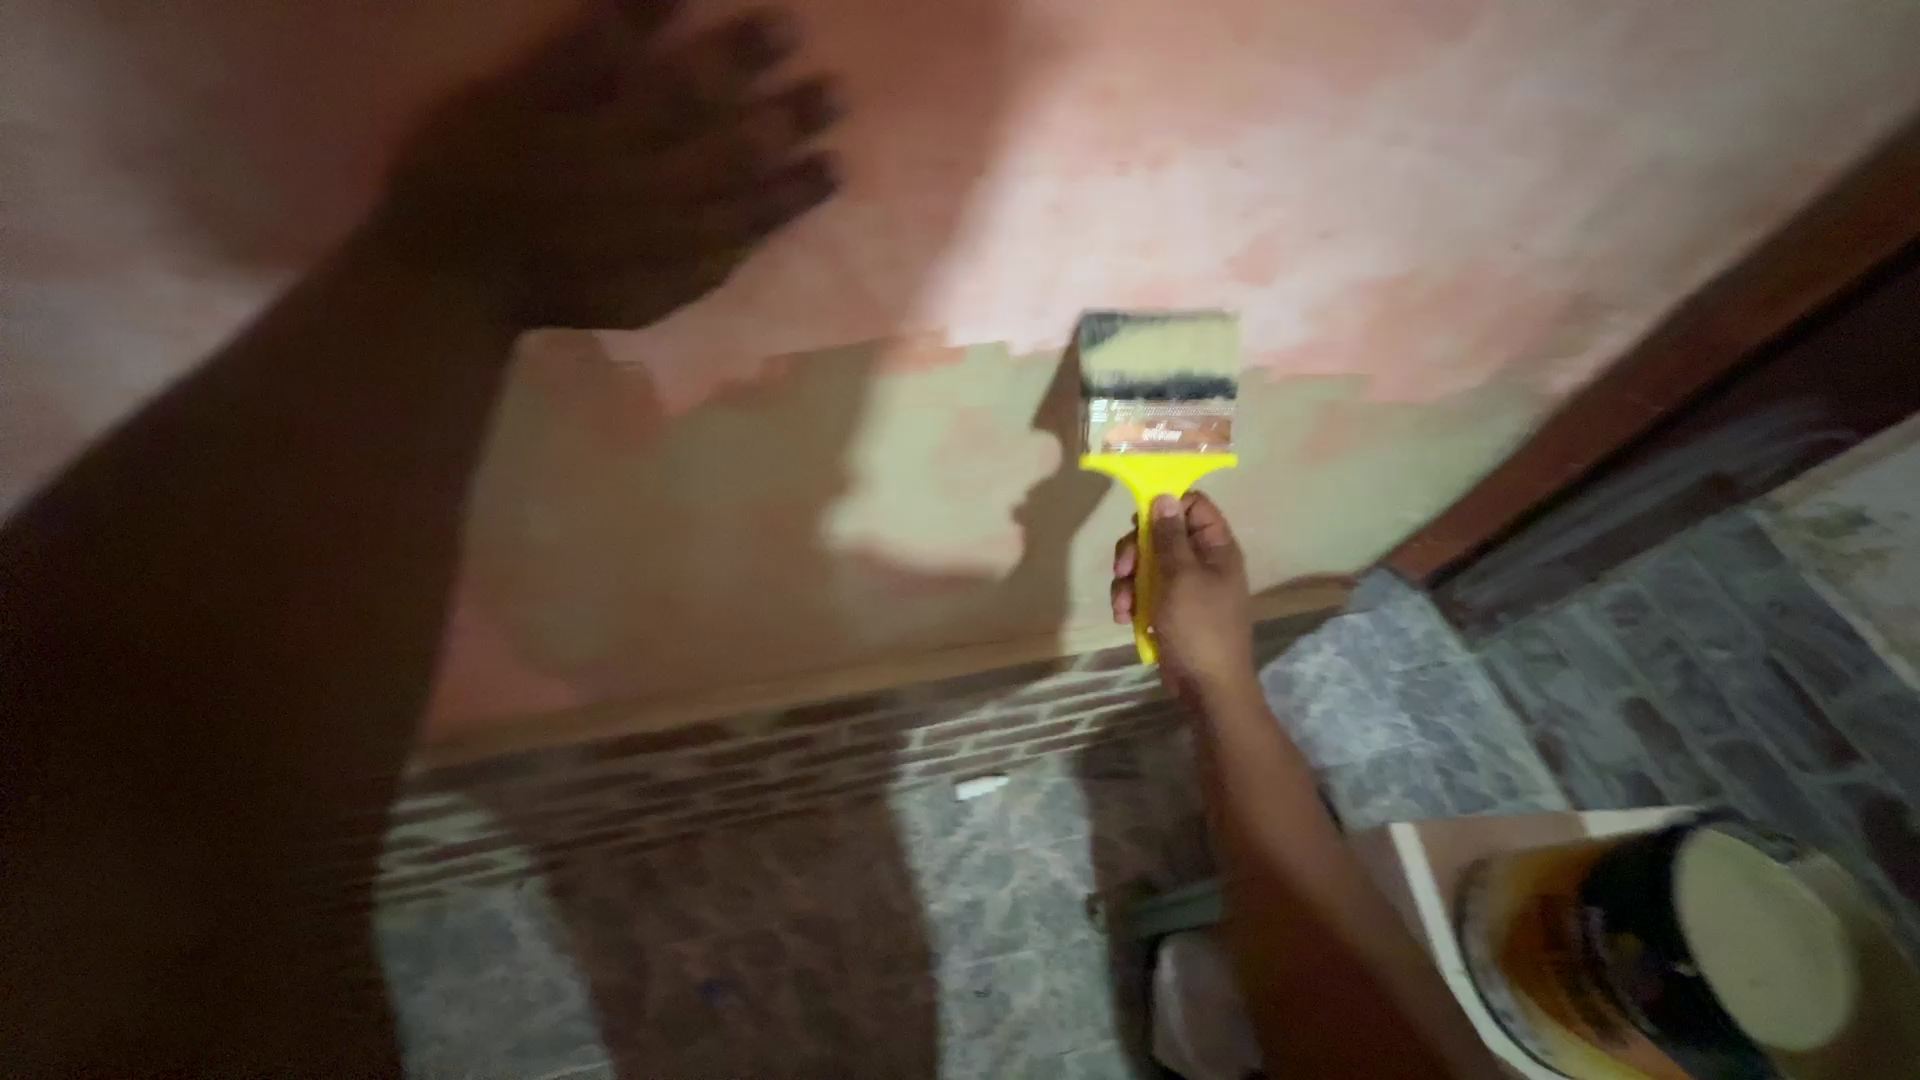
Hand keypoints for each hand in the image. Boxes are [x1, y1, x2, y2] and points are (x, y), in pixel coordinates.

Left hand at [374, 1, 841, 328]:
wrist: (458, 269)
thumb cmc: (558, 290)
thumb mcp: (645, 303)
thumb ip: (701, 274)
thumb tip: (751, 241)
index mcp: (674, 243)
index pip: (754, 214)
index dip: (799, 190)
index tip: (838, 164)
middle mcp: (650, 189)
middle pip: (733, 148)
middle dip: (789, 119)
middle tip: (835, 89)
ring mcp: (598, 139)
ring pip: (682, 96)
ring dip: (736, 60)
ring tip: (783, 26)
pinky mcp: (543, 98)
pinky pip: (593, 52)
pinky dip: (633, 15)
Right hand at [1112, 492, 1258, 703]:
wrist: (1207, 687)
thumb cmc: (1200, 628)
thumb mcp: (1181, 577)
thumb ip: (1169, 537)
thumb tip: (1164, 497)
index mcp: (1216, 548)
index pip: (1193, 506)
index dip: (1165, 506)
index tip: (1137, 519)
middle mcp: (1202, 562)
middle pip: (1160, 534)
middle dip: (1135, 550)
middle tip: (1122, 569)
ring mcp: (1184, 587)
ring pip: (1146, 564)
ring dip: (1128, 582)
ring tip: (1123, 606)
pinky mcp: (1169, 609)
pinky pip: (1144, 591)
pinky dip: (1131, 601)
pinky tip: (1125, 618)